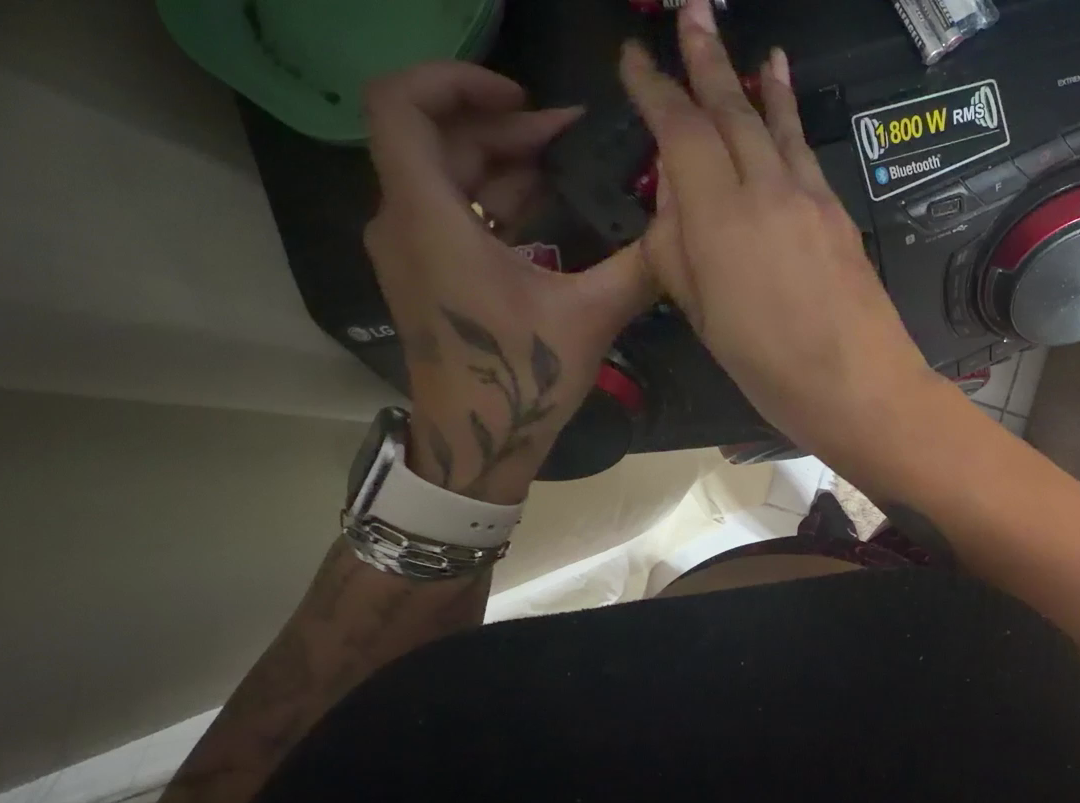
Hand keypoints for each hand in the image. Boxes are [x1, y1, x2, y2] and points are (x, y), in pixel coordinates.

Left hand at [362, 62, 656, 503]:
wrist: (476, 444)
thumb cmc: (521, 379)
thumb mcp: (589, 316)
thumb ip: (636, 264)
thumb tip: (679, 225)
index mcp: (428, 217)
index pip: (400, 104)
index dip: (454, 80)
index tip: (522, 98)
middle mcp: (403, 221)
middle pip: (436, 138)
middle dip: (505, 127)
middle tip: (572, 136)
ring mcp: (411, 250)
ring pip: (444, 176)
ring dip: (504, 163)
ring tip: (569, 167)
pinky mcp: (426, 275)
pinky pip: (451, 212)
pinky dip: (495, 199)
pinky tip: (550, 210)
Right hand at [619, 0, 934, 453]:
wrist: (862, 389)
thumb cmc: (771, 368)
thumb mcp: (703, 317)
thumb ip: (677, 250)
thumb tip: (674, 198)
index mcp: (719, 216)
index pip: (680, 130)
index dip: (654, 88)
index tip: (635, 57)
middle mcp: (766, 190)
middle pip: (731, 111)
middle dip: (706, 59)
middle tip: (693, 12)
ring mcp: (811, 200)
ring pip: (777, 127)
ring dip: (761, 85)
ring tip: (760, 52)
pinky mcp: (841, 217)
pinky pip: (807, 155)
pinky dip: (792, 125)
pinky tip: (788, 117)